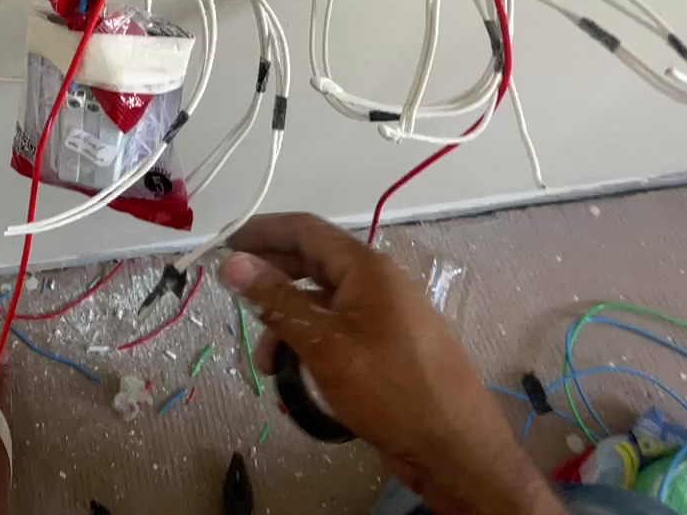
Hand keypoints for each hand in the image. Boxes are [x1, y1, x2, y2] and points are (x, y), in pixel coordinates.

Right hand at [221, 213, 562, 514]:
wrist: (462, 458)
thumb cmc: (392, 391)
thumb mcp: (324, 344)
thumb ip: (276, 299)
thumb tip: (231, 262)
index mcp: (366, 267)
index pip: (304, 229)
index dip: (261, 230)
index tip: (224, 242)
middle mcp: (376, 282)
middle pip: (310, 263)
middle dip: (269, 280)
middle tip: (232, 293)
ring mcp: (384, 315)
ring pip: (320, 302)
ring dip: (286, 322)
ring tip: (264, 361)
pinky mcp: (387, 346)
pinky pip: (336, 328)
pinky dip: (309, 342)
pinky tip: (294, 373)